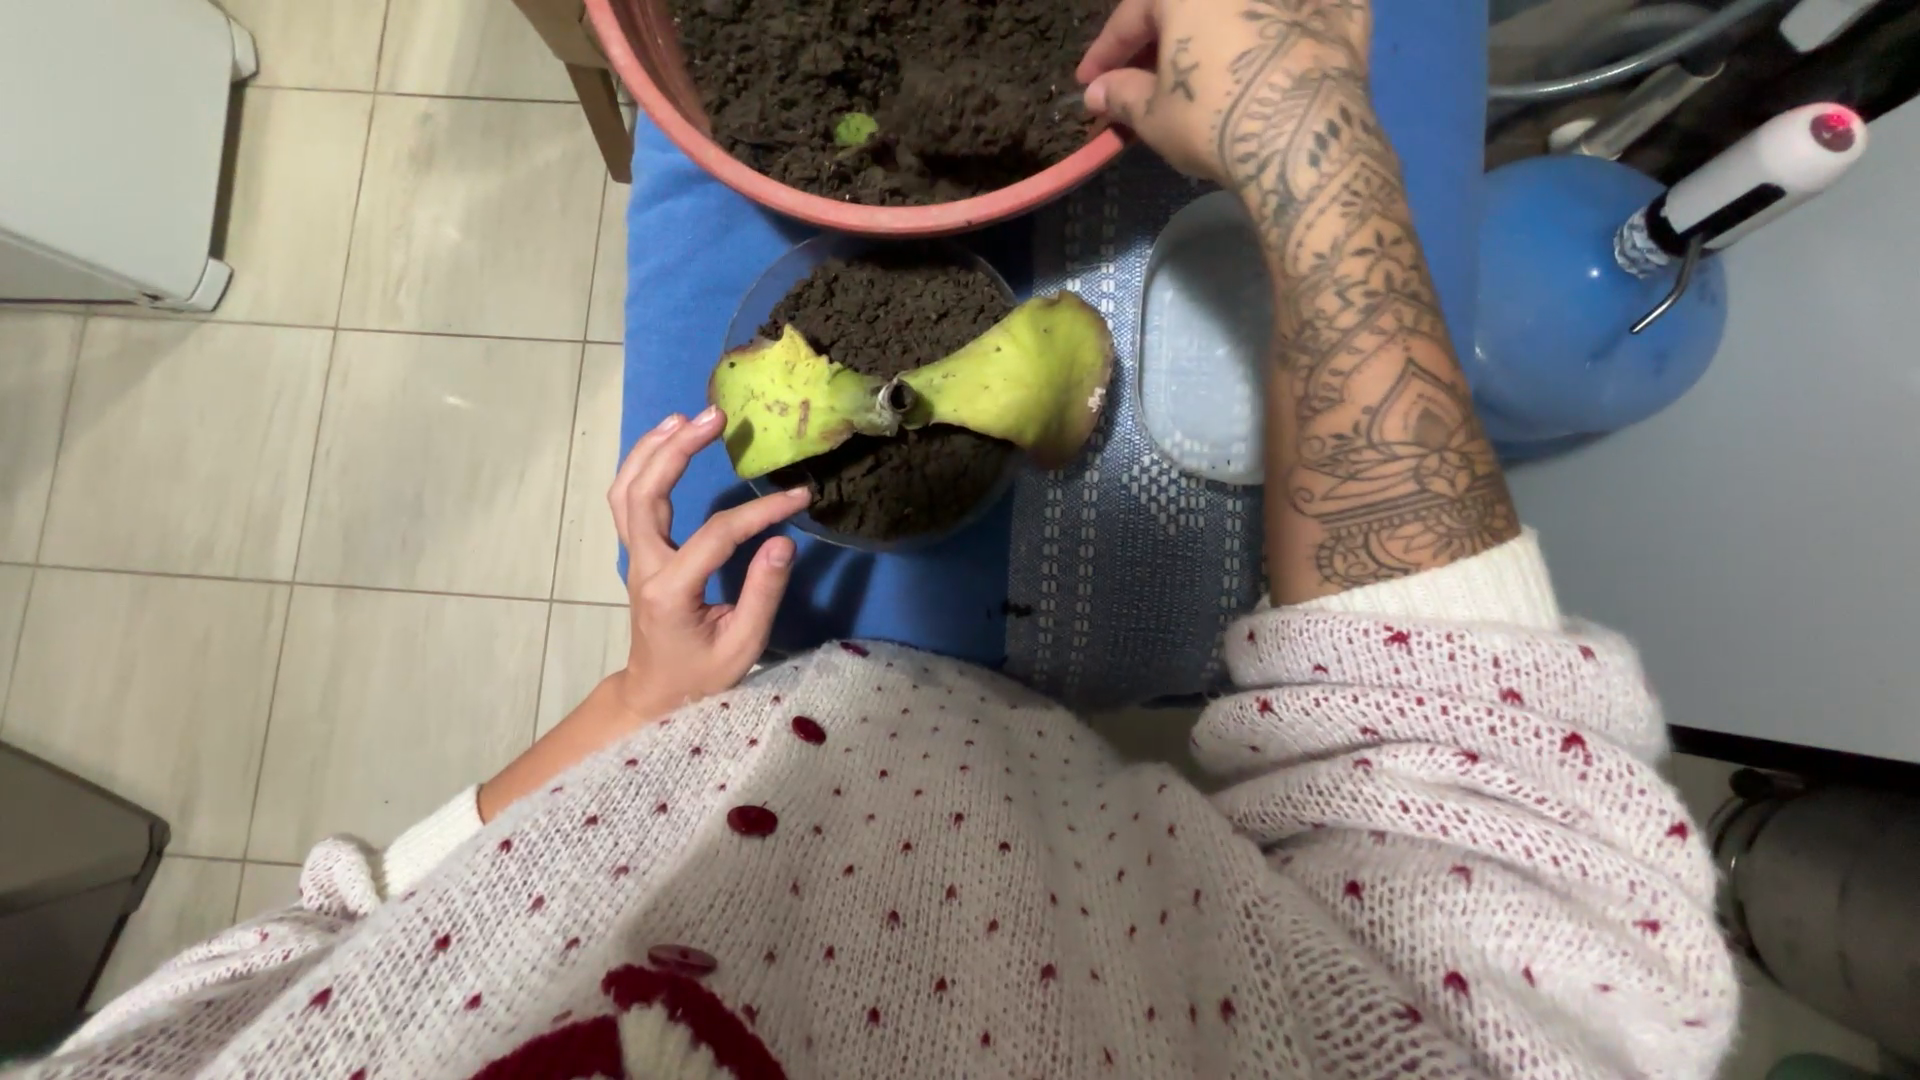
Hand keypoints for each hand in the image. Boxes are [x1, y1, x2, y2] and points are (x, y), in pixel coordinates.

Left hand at [605, 406, 809, 722]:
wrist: (657, 693)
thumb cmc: (703, 675)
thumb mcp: (743, 645)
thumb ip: (762, 594)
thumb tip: (781, 541)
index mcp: (671, 591)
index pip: (717, 535)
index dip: (759, 512)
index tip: (797, 496)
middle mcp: (644, 566)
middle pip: (646, 494)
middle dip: (677, 450)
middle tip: (714, 417)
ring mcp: (634, 557)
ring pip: (627, 490)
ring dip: (652, 449)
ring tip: (685, 418)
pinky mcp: (637, 552)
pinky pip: (628, 499)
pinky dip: (643, 465)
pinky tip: (668, 442)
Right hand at [1076, 0, 1371, 186]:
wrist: (1301, 136)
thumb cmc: (1212, 119)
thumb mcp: (1155, 115)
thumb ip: (1122, 95)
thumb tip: (1097, 91)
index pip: (1131, 13)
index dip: (1105, 51)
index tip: (1088, 82)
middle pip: (1188, 4)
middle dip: (1161, 38)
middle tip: (1144, 74)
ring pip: (1244, 8)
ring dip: (1221, 31)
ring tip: (1206, 66)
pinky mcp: (1343, 7)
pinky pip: (1309, 10)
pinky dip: (1289, 26)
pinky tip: (1278, 51)